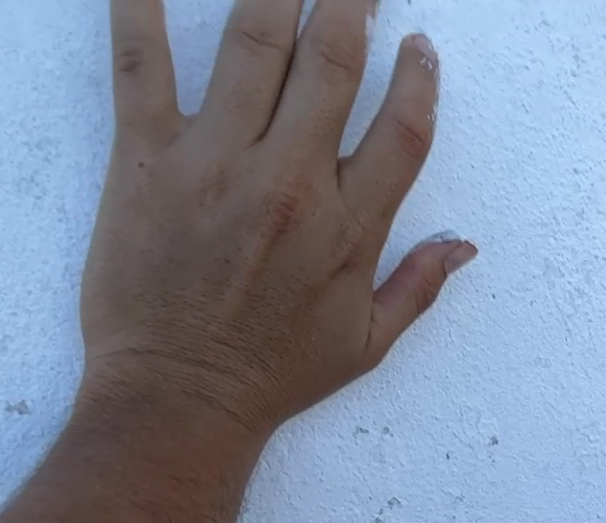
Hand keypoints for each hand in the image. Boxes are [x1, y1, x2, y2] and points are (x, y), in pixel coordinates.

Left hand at [78, 0, 475, 440]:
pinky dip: (145, 3)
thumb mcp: (365, 346)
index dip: (418, 79)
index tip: (417, 50)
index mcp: (347, 232)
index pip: (401, 130)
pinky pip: (141, 60)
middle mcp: (289, 186)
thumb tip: (463, 245)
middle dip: (350, 4)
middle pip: (333, 61)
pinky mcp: (146, 161)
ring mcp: (215, 166)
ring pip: (255, 42)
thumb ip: (417, 288)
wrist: (181, 399)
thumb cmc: (272, 377)